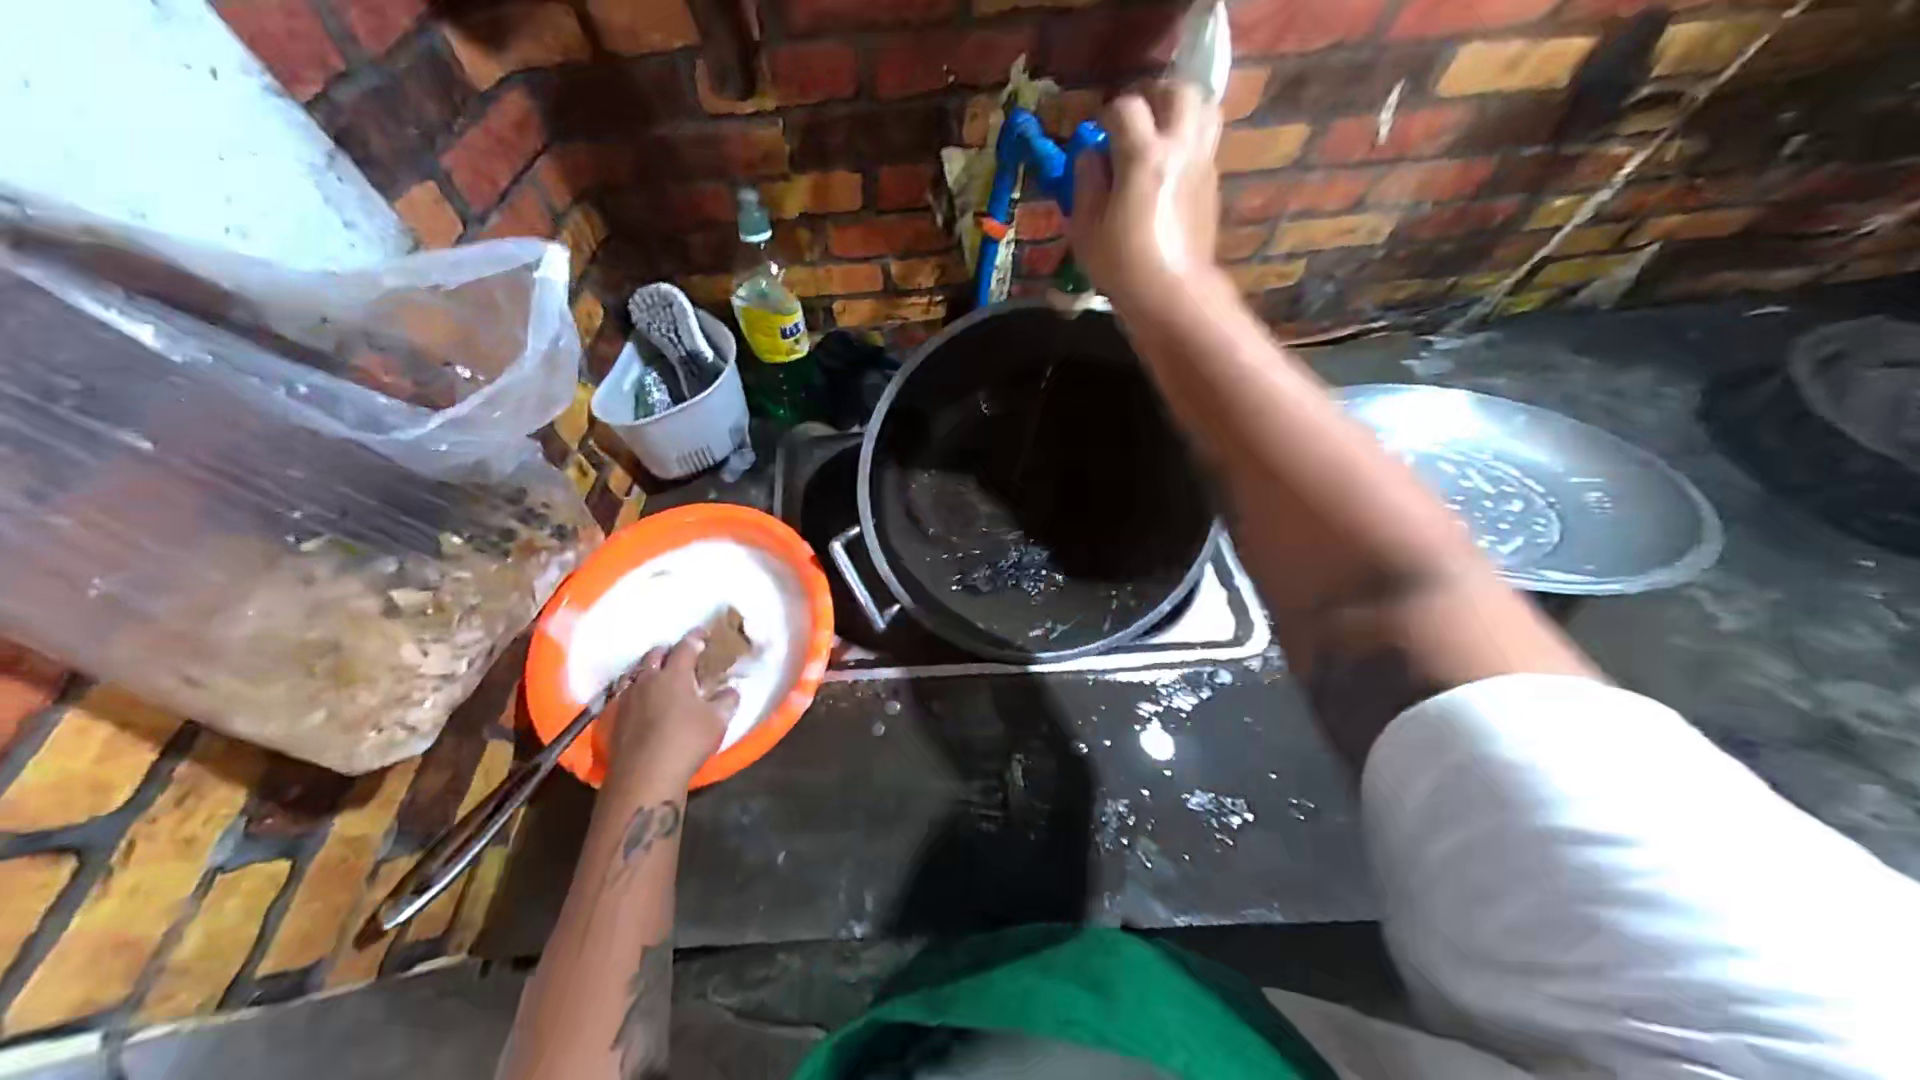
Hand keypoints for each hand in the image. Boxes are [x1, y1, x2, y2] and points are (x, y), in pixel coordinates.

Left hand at [604, 631, 738, 791]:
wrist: (644, 774)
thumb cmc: (687, 740)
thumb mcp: (718, 720)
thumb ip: (727, 700)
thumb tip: (731, 689)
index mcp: (675, 674)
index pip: (686, 646)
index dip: (696, 637)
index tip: (704, 634)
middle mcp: (648, 679)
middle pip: (655, 654)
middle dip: (668, 650)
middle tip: (680, 656)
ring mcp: (627, 697)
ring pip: (635, 672)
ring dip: (648, 669)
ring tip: (658, 676)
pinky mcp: (614, 716)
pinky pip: (624, 693)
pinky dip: (635, 690)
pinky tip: (642, 701)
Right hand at [1069, 80, 1223, 306]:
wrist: (1172, 294)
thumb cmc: (1121, 264)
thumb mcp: (1085, 227)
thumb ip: (1085, 181)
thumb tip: (1090, 154)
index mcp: (1144, 157)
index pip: (1126, 107)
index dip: (1106, 115)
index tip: (1096, 134)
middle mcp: (1180, 149)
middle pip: (1179, 91)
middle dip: (1153, 96)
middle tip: (1134, 117)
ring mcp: (1202, 163)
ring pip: (1204, 108)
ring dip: (1180, 110)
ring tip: (1158, 131)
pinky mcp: (1212, 183)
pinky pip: (1206, 141)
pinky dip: (1188, 140)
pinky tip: (1168, 166)